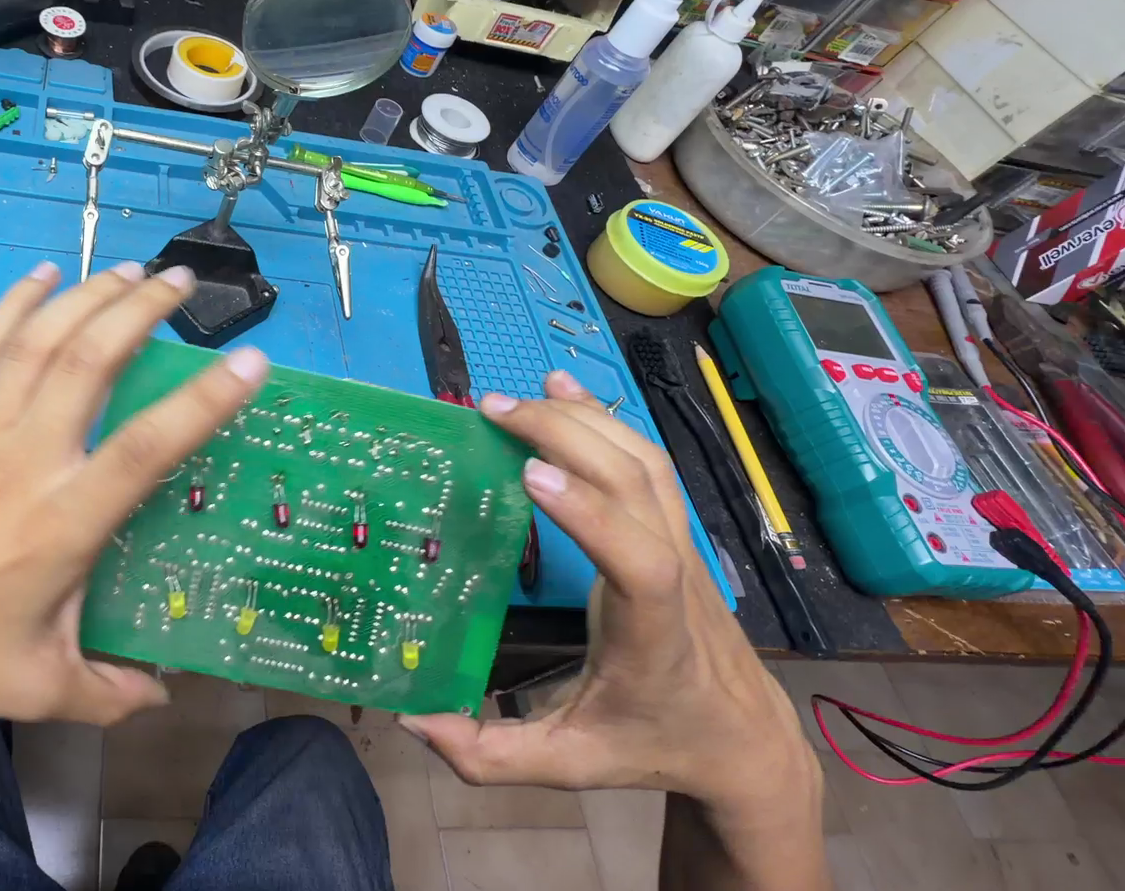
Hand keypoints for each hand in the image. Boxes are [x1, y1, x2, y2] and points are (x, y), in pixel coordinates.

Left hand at [0, 260, 269, 740]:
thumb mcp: (36, 688)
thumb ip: (110, 692)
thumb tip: (164, 693)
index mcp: (62, 521)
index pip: (150, 446)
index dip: (205, 400)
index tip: (250, 361)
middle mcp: (26, 458)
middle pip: (92, 359)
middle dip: (144, 310)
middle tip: (184, 282)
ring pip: (41, 339)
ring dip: (90, 295)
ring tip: (132, 270)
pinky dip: (16, 303)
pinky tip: (42, 275)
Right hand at [401, 372, 817, 819]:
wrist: (745, 739)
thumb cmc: (654, 745)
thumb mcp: (569, 765)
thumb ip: (488, 755)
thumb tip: (411, 718)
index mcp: (652, 638)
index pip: (642, 565)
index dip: (590, 515)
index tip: (528, 475)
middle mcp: (676, 577)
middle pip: (638, 485)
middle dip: (567, 436)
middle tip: (493, 410)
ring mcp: (681, 546)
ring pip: (644, 462)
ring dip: (582, 418)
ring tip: (517, 397)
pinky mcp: (673, 532)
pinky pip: (646, 463)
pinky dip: (605, 418)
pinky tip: (566, 390)